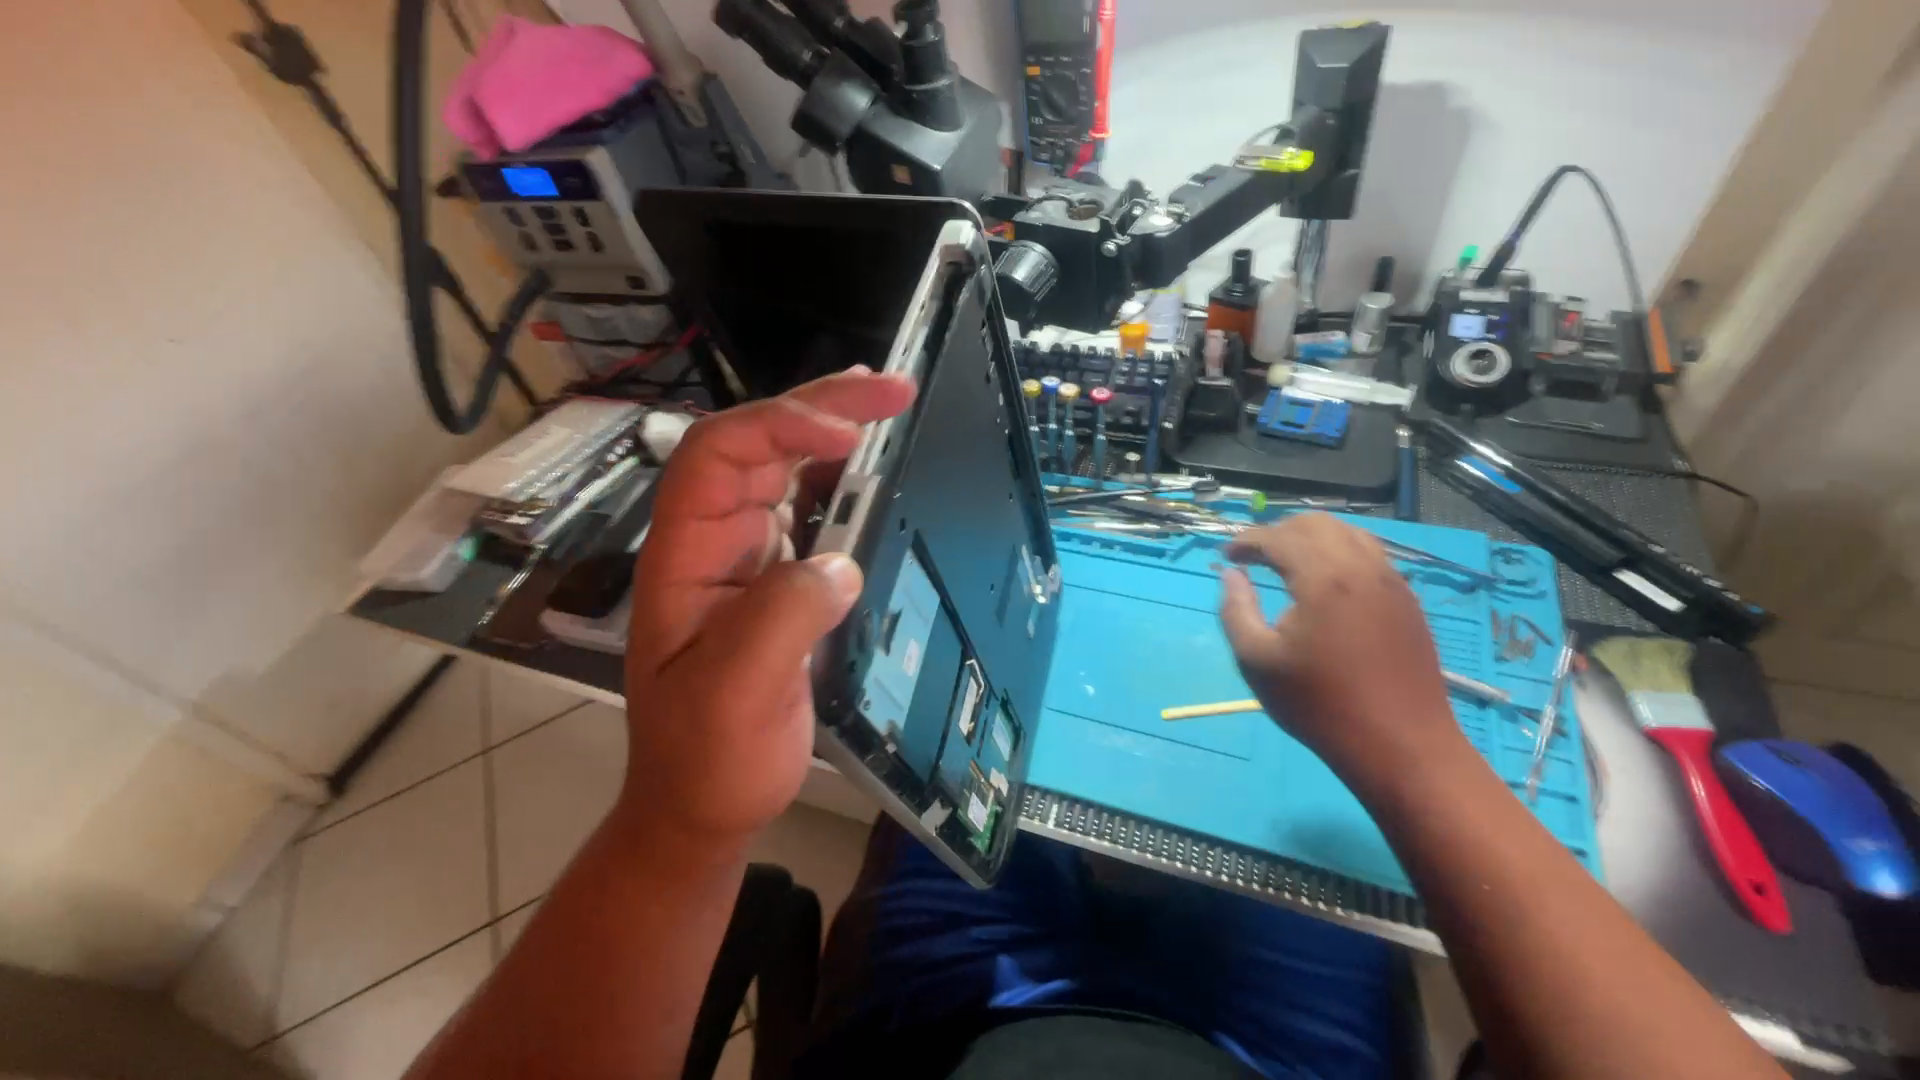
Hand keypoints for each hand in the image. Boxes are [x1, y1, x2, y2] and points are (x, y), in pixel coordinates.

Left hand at [623, 368, 916, 848]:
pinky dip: (846, 480)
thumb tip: (842, 563)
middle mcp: (713, 542)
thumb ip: (782, 619)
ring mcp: (747, 557)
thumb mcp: (736, 695)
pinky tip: (876, 465)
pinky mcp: (780, 580)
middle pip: (754, 445)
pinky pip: (812, 512)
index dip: (777, 429)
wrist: (704, 803)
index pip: (716, 456)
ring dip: (834, 430)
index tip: (847, 438)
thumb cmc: (706, 757)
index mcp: (685, 554)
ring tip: (889, 403)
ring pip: (785, 469)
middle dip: (820, 406)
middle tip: (893, 389)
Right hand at [1219, 514, 1462, 779]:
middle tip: (1255, 554)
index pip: (1278, 537)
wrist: (1399, 744)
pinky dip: (1341, 554)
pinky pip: (1371, 556)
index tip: (1227, 555)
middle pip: (1317, 524)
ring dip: (1313, 538)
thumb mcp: (1256, 661)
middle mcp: (1362, 567)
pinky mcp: (1407, 601)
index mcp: (1323, 578)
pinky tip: (1328, 583)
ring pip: (1349, 534)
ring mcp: (1392, 582)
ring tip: (1289, 563)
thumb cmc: (1318, 704)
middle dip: (1280, 531)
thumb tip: (1231, 575)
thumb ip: (1236, 610)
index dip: (1247, 540)